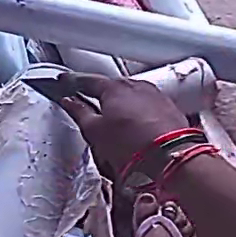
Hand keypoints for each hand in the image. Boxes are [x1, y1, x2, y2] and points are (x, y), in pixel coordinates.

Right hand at [54, 73, 192, 174]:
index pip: (87, 80)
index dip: (72, 81)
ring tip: (110, 124)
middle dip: (96, 95)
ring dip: (117, 106)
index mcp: (114, 87)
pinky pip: (144, 107)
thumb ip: (79, 112)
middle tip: (83, 103)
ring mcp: (155, 96)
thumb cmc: (133, 144)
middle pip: (110, 87)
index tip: (64, 81)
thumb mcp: (95, 130)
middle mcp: (137, 85)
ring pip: (129, 97)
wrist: (171, 157)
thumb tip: (70, 102)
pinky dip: (134, 114)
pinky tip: (131, 129)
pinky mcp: (168, 110)